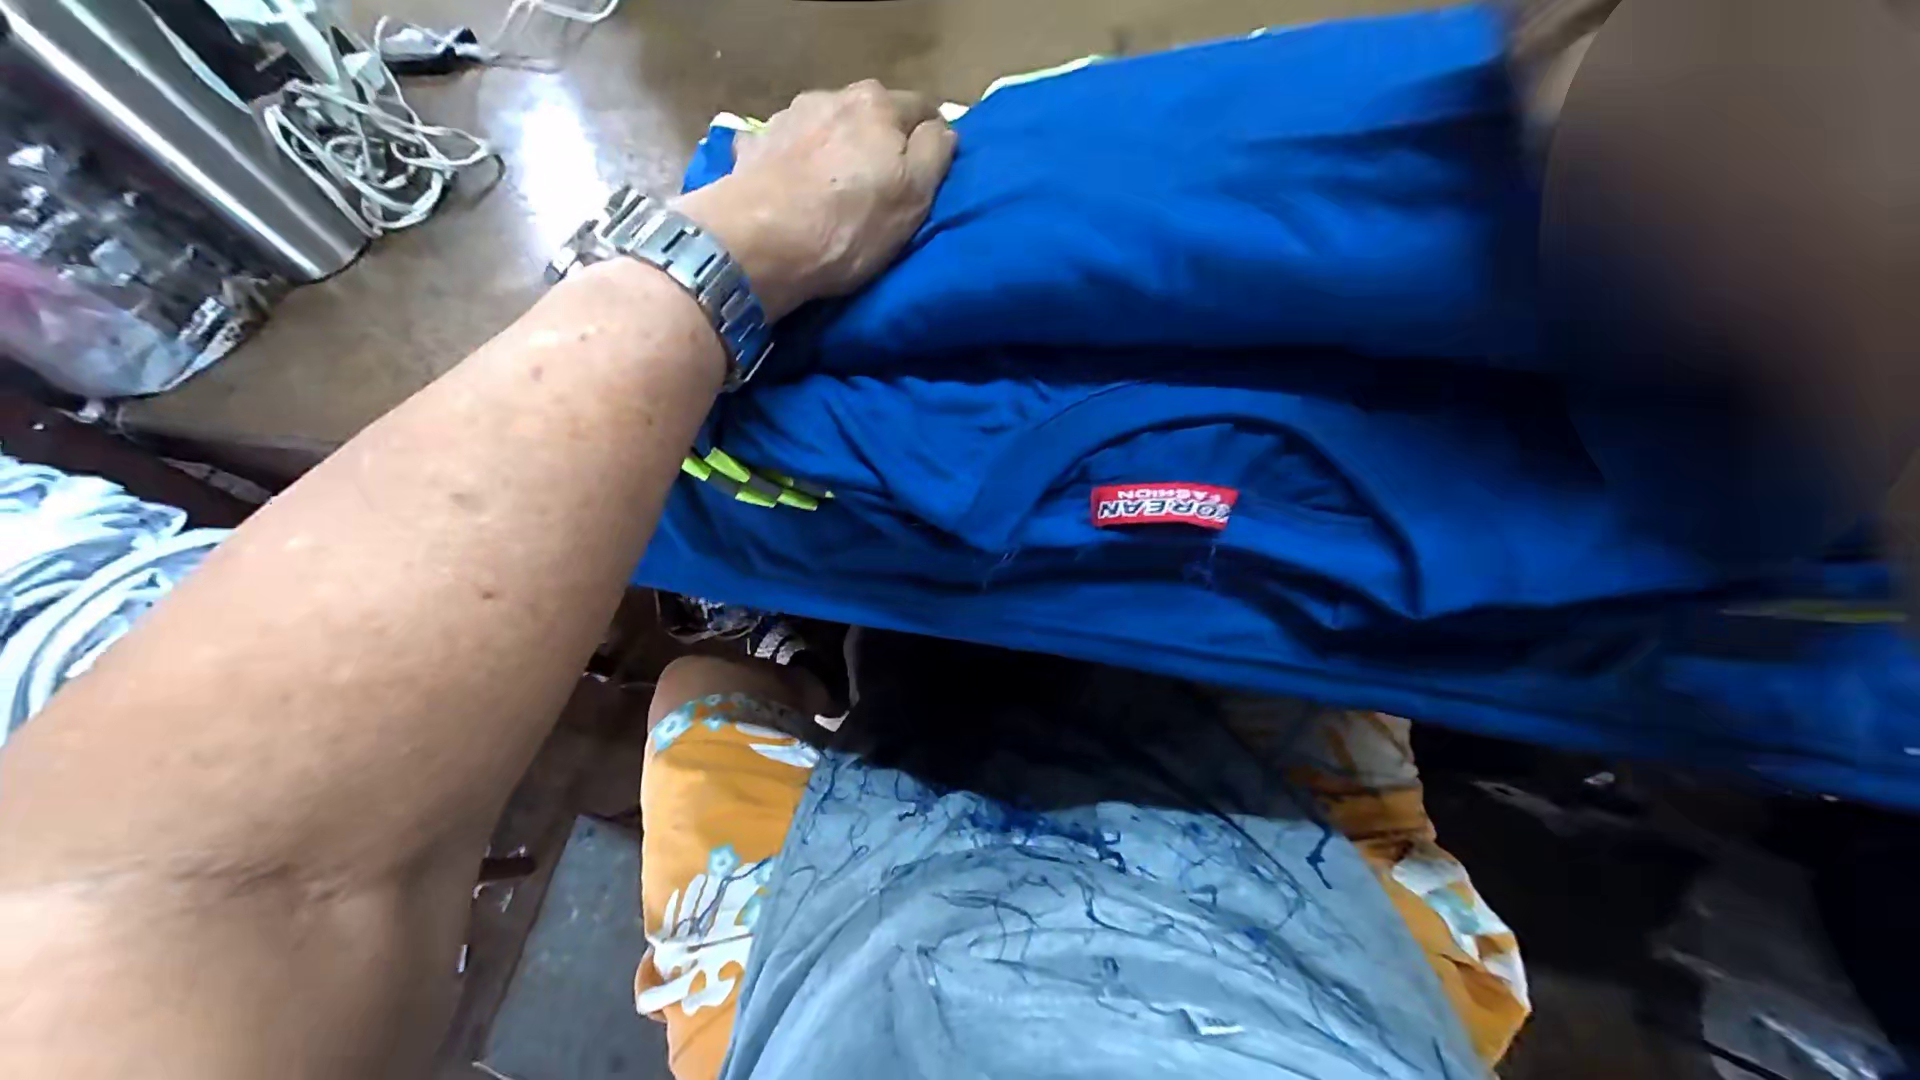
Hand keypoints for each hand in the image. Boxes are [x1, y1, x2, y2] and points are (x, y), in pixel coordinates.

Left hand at [673, 80, 956, 320]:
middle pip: (870, 116)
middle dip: (880, 144)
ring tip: (832, 193)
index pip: (922, 110)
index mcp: (878, 106)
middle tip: (881, 189)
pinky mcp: (753, 147)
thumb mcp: (913, 197)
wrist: (759, 244)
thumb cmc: (848, 227)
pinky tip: (792, 189)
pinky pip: (785, 146)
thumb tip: (942, 129)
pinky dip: (794, 161)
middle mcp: (832, 97)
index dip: (929, 141)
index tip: (926, 176)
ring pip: (826, 128)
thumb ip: (934, 154)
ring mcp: (787, 117)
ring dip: (835, 151)